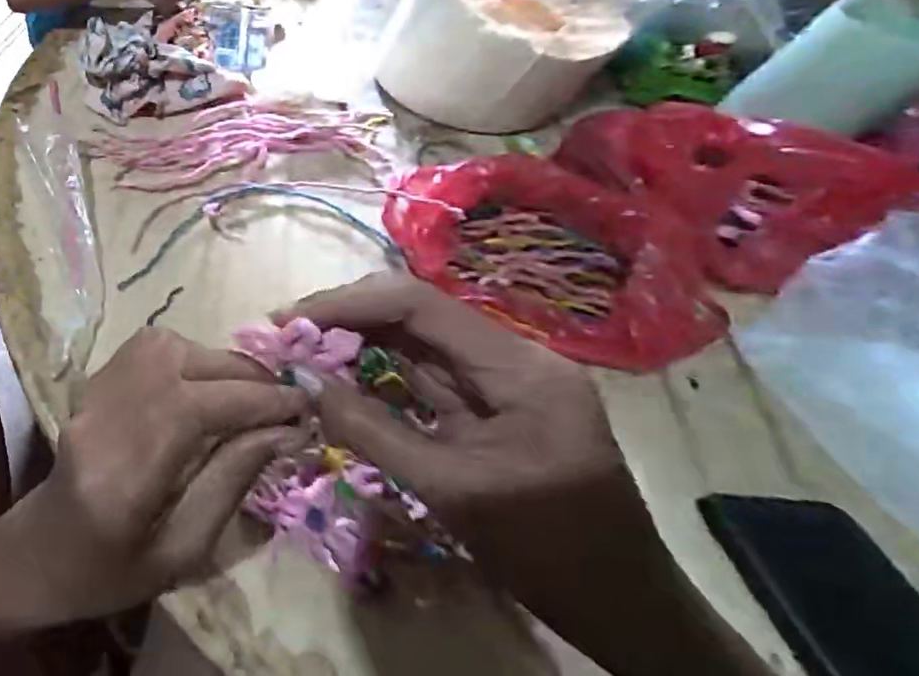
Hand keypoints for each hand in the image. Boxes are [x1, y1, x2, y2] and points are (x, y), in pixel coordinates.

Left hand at [0, 328, 307, 627]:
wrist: (38, 551)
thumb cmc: (111, 571)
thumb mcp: (182, 551)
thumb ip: (230, 483)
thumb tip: (283, 430)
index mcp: (120, 478)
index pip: (193, 410)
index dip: (254, 399)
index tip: (302, 405)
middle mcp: (101, 419)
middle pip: (180, 366)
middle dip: (244, 374)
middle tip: (286, 396)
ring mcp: (90, 392)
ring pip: (165, 346)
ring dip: (217, 360)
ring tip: (251, 390)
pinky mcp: (91, 379)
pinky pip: (147, 347)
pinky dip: (190, 355)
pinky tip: (209, 381)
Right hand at [290, 274, 765, 675]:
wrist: (632, 616)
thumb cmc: (549, 554)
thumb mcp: (449, 491)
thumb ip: (369, 428)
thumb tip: (300, 379)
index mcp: (519, 367)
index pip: (418, 305)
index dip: (346, 303)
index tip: (289, 320)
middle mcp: (513, 354)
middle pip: (415, 311)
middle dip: (345, 316)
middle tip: (286, 335)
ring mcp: (504, 375)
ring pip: (416, 337)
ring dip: (357, 339)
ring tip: (301, 348)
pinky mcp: (493, 398)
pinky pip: (426, 369)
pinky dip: (378, 369)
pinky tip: (340, 372)